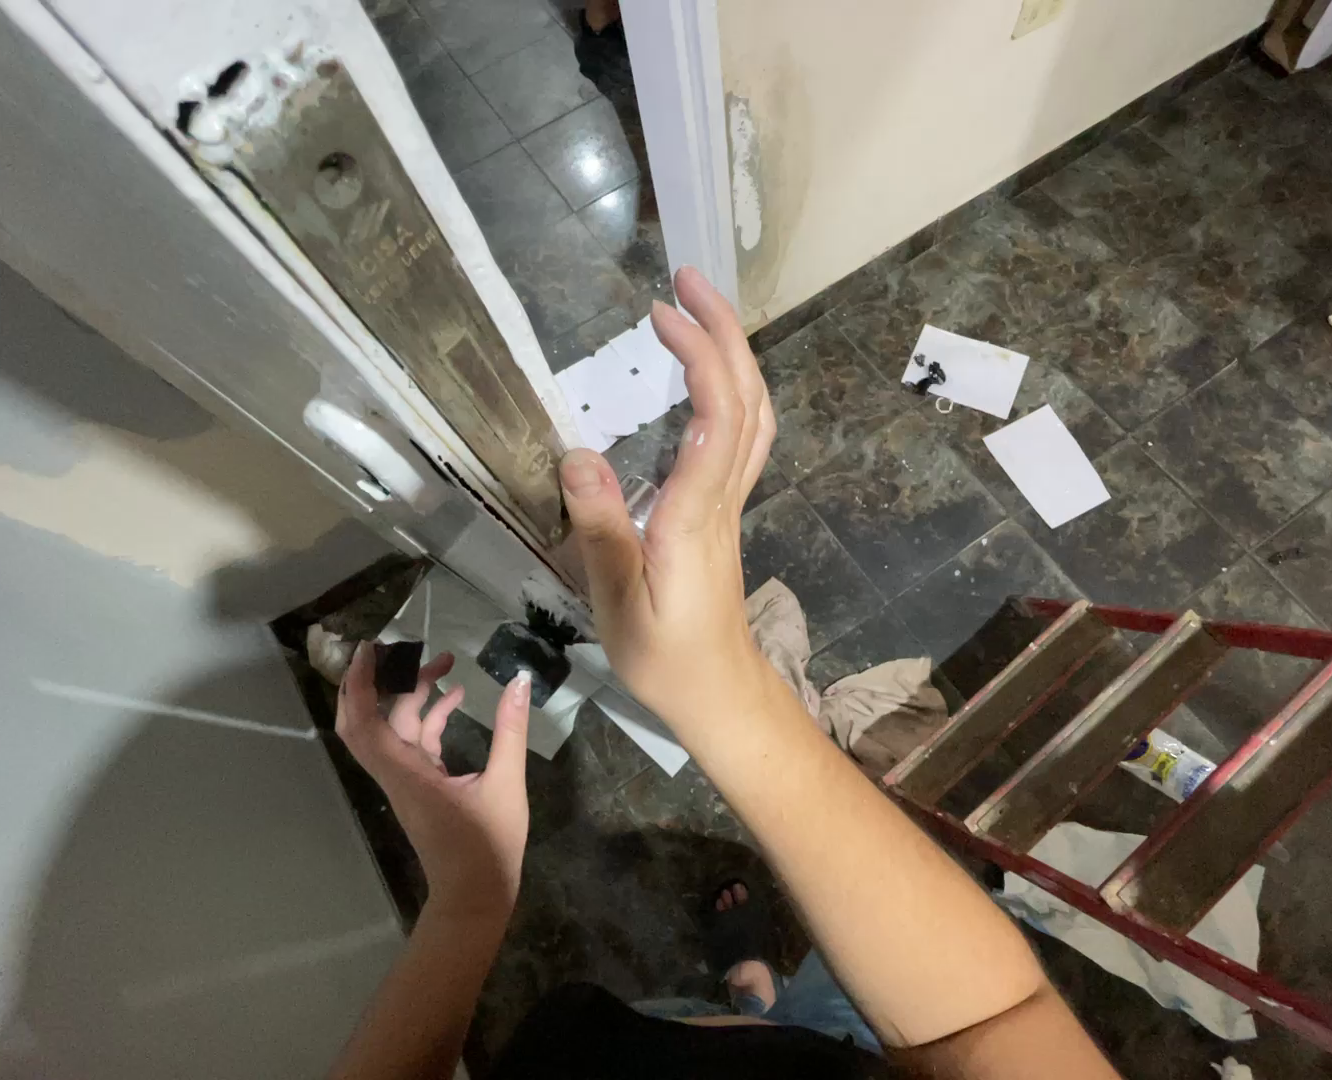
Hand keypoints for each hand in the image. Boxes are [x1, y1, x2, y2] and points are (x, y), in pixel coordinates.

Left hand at [337, 648, 530, 914]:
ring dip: (413, 695)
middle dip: (379, 681)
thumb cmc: (489, 844)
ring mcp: (406, 781)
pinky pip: (414, 742)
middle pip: (367, 721)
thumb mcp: (507, 783)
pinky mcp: (421, 786)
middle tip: (402, 648)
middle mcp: (397, 774)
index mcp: (407, 774)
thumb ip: (511, 729)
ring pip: (393, 728)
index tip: (370, 649)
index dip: (360, 684)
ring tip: (446, 663)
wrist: (476, 895)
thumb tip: (519, 681)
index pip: (365, 723)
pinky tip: (457, 699)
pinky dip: (430, 716)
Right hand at [559, 266, 777, 730]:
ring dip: (734, 357)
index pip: (717, 420)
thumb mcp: (618, 603)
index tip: (664, 312)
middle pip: (748, 401)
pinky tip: (705, 380)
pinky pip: (743, 439)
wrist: (717, 689)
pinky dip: (732, 393)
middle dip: (725, 334)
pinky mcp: (724, 512)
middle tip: (685, 282)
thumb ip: (602, 530)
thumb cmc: (665, 658)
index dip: (702, 357)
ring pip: (754, 417)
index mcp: (695, 516)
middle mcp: (722, 499)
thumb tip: (577, 454)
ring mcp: (730, 504)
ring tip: (696, 313)